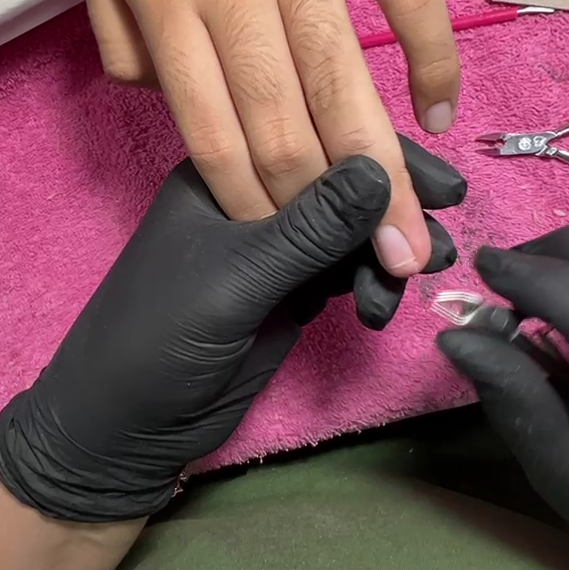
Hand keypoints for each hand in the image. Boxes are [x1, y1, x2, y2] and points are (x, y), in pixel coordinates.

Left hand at [0, 140, 463, 522]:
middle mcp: (248, 198)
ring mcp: (268, 246)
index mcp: (222, 172)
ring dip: (383, 252)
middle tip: (443, 232)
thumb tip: (381, 168)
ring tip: (415, 278)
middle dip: (391, 209)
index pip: (311, 143)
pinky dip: (365, 282)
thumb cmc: (161, 337)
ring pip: (343, 231)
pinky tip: (379, 306)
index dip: (379, 160)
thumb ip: (309, 227)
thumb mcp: (237, 278)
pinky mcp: (283, 289)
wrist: (125, 426)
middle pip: (335, 186)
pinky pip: (337, 270)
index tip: (440, 186)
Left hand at [75, 0, 459, 278]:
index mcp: (167, 1)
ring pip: (349, 80)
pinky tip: (439, 111)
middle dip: (335, 216)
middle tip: (380, 271)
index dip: (256, 206)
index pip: (215, 138)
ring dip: (386, 171)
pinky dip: (434, 59)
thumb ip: (121, 44)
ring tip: (415, 232)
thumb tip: (171, 109)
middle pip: (290, 127)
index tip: (287, 248)